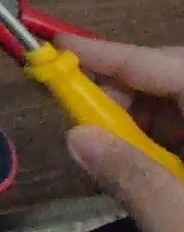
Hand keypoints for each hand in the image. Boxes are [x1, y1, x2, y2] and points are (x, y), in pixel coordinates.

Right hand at [60, 37, 183, 231]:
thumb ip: (140, 183)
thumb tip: (81, 134)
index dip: (131, 58)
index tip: (60, 47)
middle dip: (128, 81)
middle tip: (60, 84)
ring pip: (180, 118)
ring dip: (128, 111)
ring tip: (80, 114)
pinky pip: (174, 147)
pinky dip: (137, 140)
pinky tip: (108, 146)